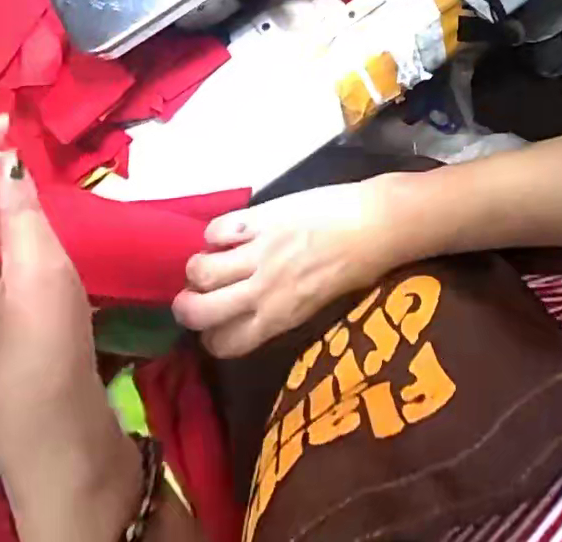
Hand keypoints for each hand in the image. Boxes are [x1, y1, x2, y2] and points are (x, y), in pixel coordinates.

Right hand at [173, 177, 404, 356]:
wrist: (374, 225)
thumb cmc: (356, 267)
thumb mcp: (317, 304)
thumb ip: (280, 310)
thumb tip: (252, 308)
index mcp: (278, 318)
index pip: (223, 343)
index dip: (210, 336)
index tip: (211, 325)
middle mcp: (261, 291)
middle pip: (200, 311)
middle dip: (186, 307)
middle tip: (191, 296)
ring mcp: (258, 253)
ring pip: (200, 270)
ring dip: (196, 268)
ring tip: (208, 261)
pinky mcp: (260, 219)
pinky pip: (217, 230)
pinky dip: (215, 233)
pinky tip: (228, 233)